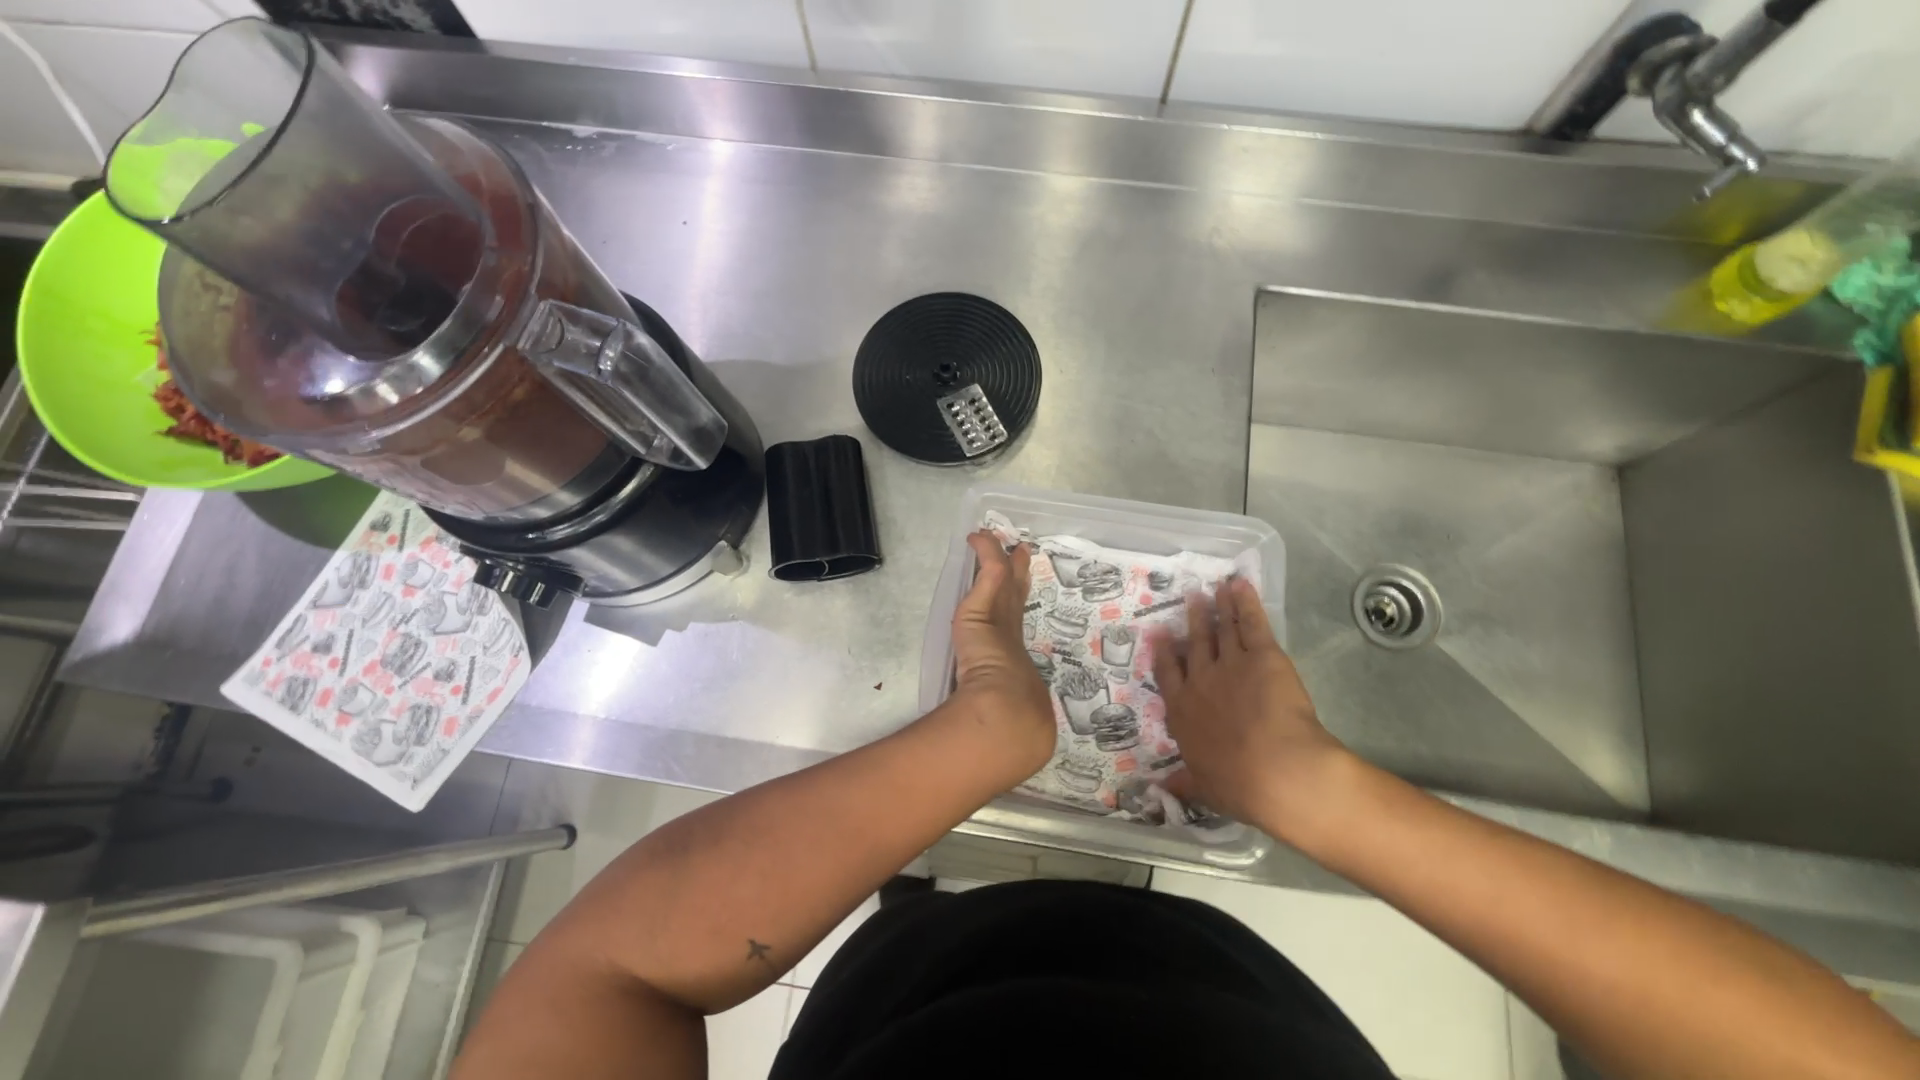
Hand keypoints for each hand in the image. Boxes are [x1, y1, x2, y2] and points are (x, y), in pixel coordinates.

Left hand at [948, 531, 1054, 775]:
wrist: (1007, 723)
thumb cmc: (1008, 732)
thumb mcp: (1007, 732)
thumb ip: (1004, 734)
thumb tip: (1006, 752)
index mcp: (1017, 672)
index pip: (1016, 636)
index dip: (1018, 616)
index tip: (1022, 602)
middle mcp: (1015, 643)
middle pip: (1016, 603)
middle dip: (1019, 580)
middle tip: (1023, 556)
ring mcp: (1003, 625)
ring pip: (1001, 584)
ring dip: (1000, 561)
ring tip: (999, 540)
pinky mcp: (985, 612)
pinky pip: (987, 574)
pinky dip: (984, 554)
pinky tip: (978, 538)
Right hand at [1149, 577, 1355, 846]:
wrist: (1277, 769)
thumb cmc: (1238, 784)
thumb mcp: (1202, 788)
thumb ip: (1183, 783)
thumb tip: (1159, 788)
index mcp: (1183, 712)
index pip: (1169, 675)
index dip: (1165, 654)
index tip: (1162, 637)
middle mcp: (1201, 682)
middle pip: (1195, 644)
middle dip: (1192, 621)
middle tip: (1190, 599)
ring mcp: (1230, 664)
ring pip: (1221, 629)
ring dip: (1217, 607)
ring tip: (1213, 589)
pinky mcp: (1263, 655)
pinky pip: (1251, 623)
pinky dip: (1246, 602)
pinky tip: (1241, 585)